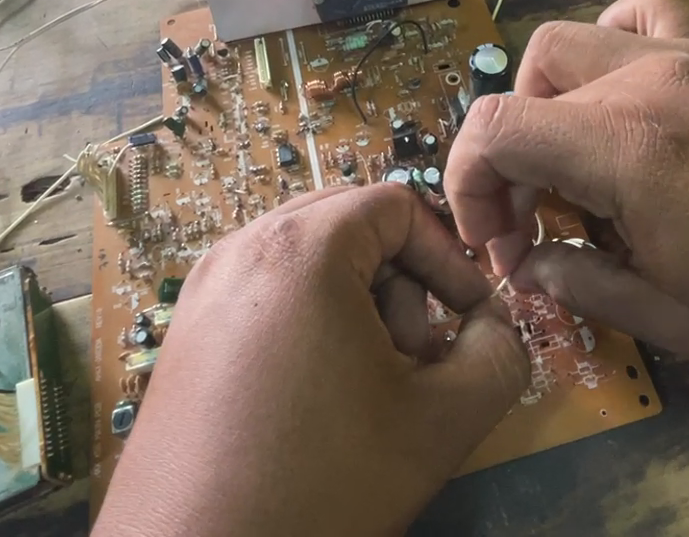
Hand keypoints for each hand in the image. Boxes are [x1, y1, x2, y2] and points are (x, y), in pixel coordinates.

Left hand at [95, 183, 528, 536]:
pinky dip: (311, 316)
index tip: (467, 317)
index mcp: (301, 245)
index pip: (396, 205)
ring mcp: (208, 282)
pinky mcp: (189, 324)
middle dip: (401, 279)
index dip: (446, 256)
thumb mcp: (439, 421)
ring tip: (368, 380)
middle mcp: (245, 244)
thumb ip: (499, 355)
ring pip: (312, 254)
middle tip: (415, 356)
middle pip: (352, 223)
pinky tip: (316, 390)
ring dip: (358, 299)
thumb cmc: (321, 483)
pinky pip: (269, 286)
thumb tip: (496, 323)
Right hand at [445, 0, 688, 393]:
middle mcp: (648, 82)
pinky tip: (627, 91)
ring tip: (578, 160)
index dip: (470, 183)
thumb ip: (577, 281)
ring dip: (548, 101)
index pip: (497, 127)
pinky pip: (647, 12)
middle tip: (537, 220)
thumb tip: (526, 262)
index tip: (499, 242)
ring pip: (569, 42)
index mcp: (628, 147)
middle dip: (507, 155)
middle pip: (525, 86)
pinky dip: (614, 39)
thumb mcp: (673, 317)